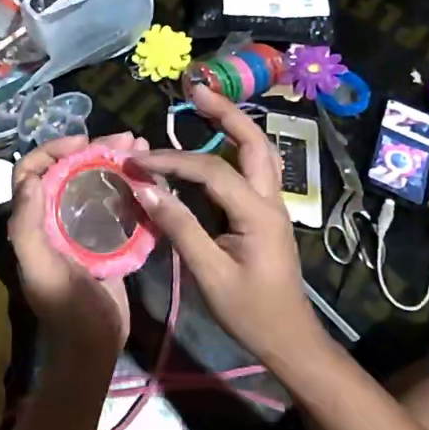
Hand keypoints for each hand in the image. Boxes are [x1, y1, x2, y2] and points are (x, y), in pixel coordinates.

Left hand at [9, 132, 143, 360]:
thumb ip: (28, 226)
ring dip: (116, 162)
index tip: (84, 141)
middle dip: (95, 150)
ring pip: (94, 183)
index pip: (32, 172)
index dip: (53, 150)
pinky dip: (131, 186)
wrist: (95, 346)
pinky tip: (151, 178)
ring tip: (143, 149)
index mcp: (34, 221)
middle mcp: (54, 218)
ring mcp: (82, 227)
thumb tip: (30, 178)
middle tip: (128, 139)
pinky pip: (115, 203)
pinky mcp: (107, 238)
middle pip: (69, 171)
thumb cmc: (66, 309)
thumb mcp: (41, 269)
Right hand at [129, 85, 330, 367]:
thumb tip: (144, 188)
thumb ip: (179, 227)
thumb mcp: (210, 273)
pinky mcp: (266, 214)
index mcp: (258, 213)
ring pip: (259, 152)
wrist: (291, 339)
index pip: (211, 172)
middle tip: (196, 90)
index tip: (137, 162)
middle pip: (253, 142)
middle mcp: (270, 200)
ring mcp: (272, 205)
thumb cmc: (251, 313)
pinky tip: (215, 144)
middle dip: (225, 112)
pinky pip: (252, 170)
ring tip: (205, 105)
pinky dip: (233, 148)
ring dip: (234, 125)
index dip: (172, 162)